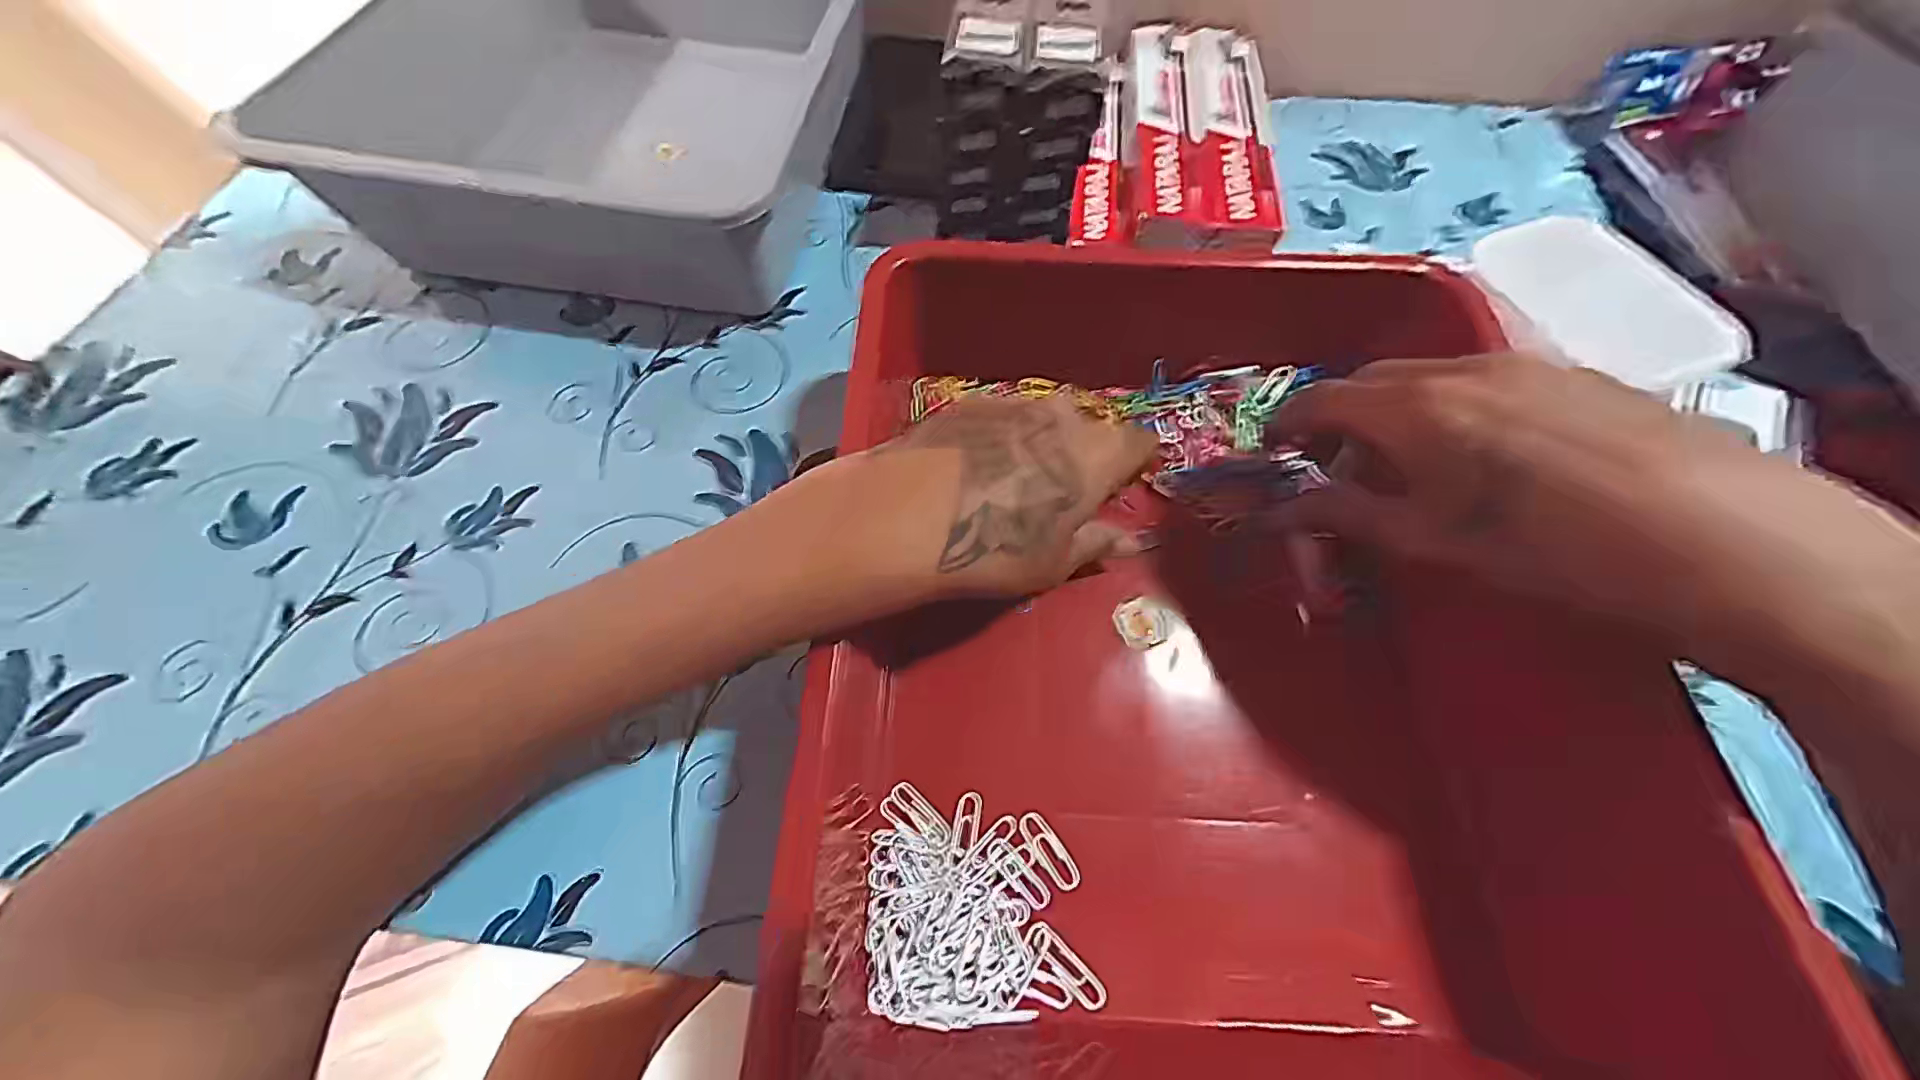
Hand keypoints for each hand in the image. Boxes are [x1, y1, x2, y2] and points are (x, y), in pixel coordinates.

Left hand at [794, 394, 1157, 604]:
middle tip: (1063, 490)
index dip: (1134, 465)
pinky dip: (1001, 437)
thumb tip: (1132, 540)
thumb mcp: (1054, 562)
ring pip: (1044, 417)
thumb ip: (1098, 543)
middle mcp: (1061, 415)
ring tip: (1014, 479)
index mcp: (1098, 453)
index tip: (1119, 488)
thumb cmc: (995, 549)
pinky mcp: (968, 403)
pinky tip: (973, 467)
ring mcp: (1013, 403)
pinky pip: (1002, 417)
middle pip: (1091, 426)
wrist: (906, 515)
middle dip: (1086, 452)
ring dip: (1042, 442)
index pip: (1141, 443)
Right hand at [1268, 352, 1919, 662]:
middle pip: (1369, 381)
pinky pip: (1477, 380)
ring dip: (1392, 414)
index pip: (1320, 399)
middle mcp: (1458, 370)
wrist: (1712, 534)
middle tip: (1334, 470)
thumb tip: (1279, 510)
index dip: (1287, 425)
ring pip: (1424, 379)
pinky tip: (1474, 456)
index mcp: (1411, 408)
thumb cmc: (1542, 545)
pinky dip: (1445, 409)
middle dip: (1337, 420)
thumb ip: (1343, 514)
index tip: (1274, 453)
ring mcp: (1519, 364)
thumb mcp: (1426, 537)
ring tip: (1405, 468)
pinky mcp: (1568, 373)